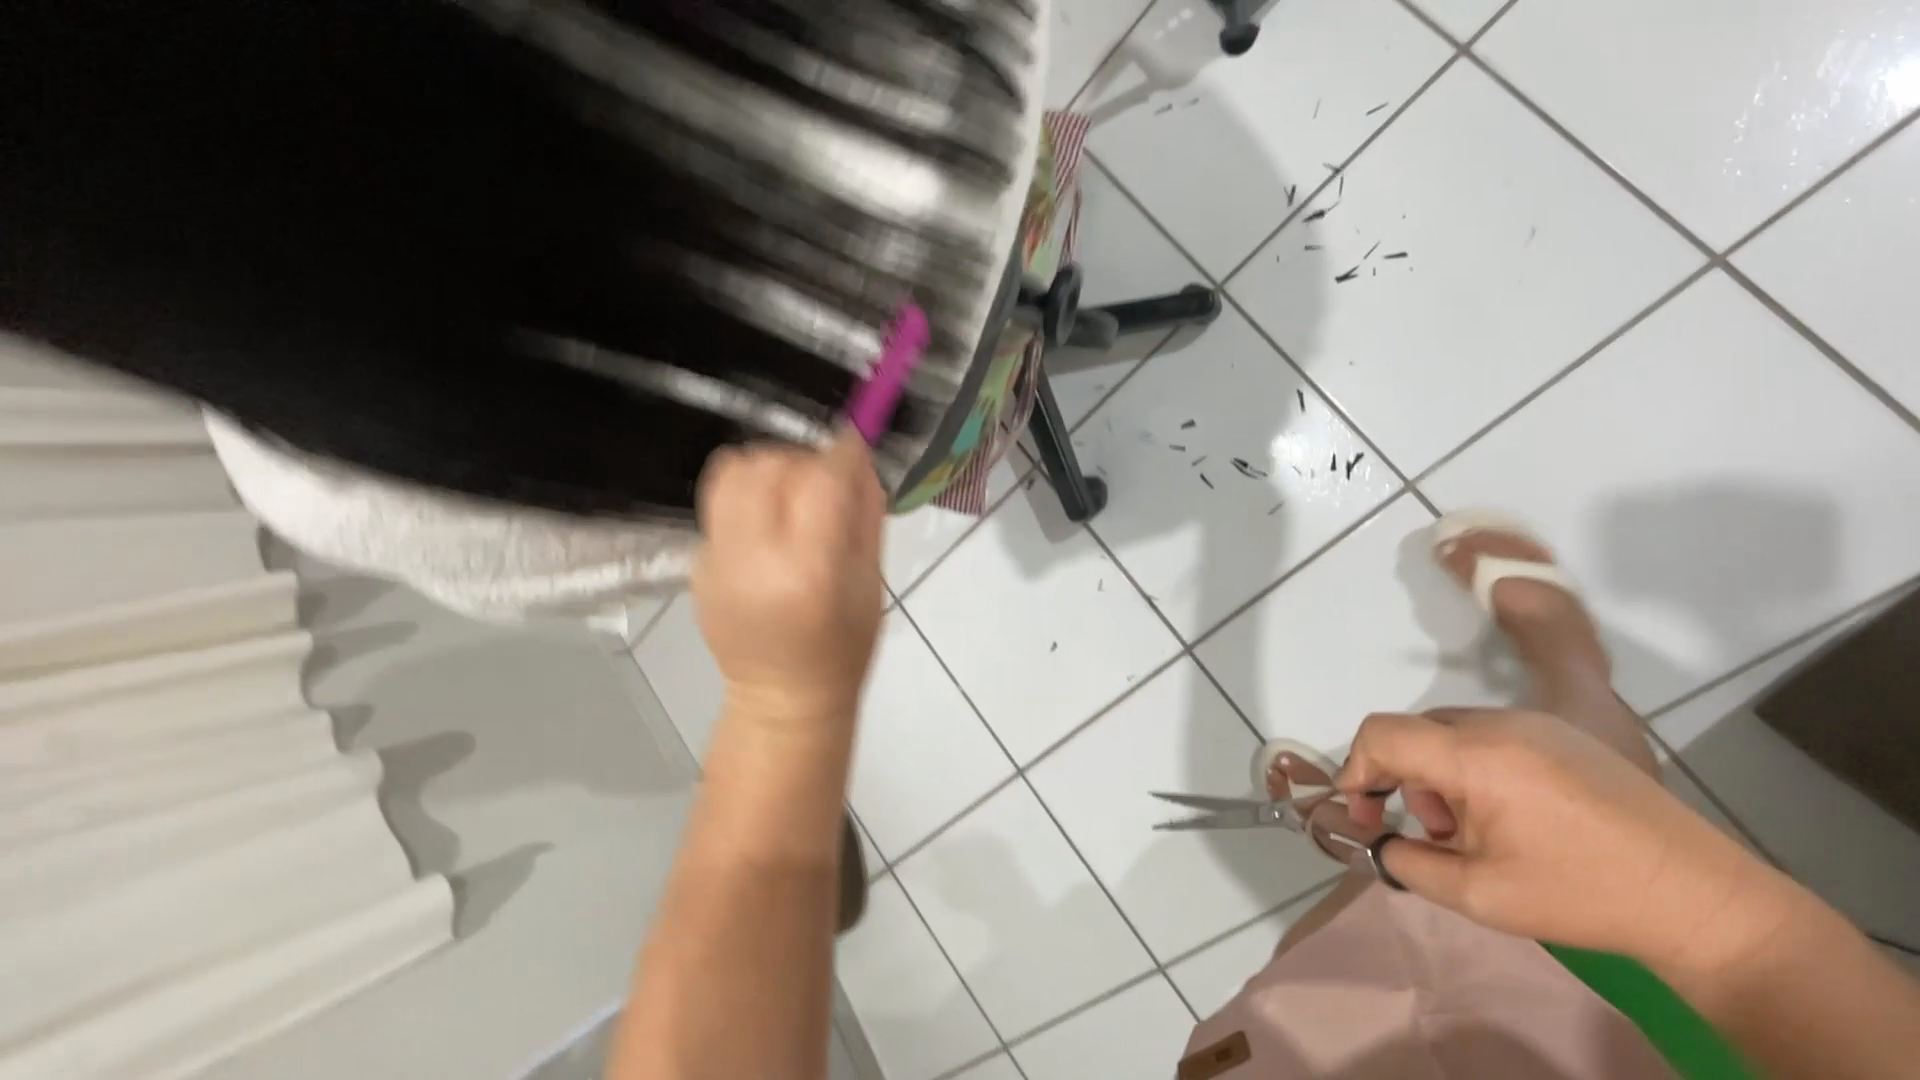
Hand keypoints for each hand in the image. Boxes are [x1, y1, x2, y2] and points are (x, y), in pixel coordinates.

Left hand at [691, 429, 886, 731]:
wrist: (782, 695)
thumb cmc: (843, 646)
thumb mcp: (871, 580)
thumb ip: (865, 512)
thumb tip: (856, 456)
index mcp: (808, 571)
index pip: (821, 480)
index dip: (841, 453)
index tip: (852, 446)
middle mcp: (753, 559)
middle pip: (769, 465)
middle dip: (802, 458)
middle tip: (821, 480)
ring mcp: (716, 561)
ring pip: (732, 472)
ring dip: (766, 467)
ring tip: (788, 491)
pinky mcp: (696, 564)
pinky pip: (720, 504)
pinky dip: (747, 498)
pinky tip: (766, 526)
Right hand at [1337, 707, 1786, 965]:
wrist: (1698, 899)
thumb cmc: (1581, 896)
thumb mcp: (1477, 895)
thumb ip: (1407, 862)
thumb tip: (1380, 842)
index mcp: (1476, 755)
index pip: (1382, 734)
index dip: (1357, 770)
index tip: (1366, 816)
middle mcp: (1501, 723)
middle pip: (1415, 732)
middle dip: (1403, 780)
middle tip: (1436, 835)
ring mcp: (1537, 723)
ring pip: (1451, 733)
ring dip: (1439, 775)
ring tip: (1477, 831)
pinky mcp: (1564, 734)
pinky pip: (1489, 735)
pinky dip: (1474, 767)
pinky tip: (1510, 815)